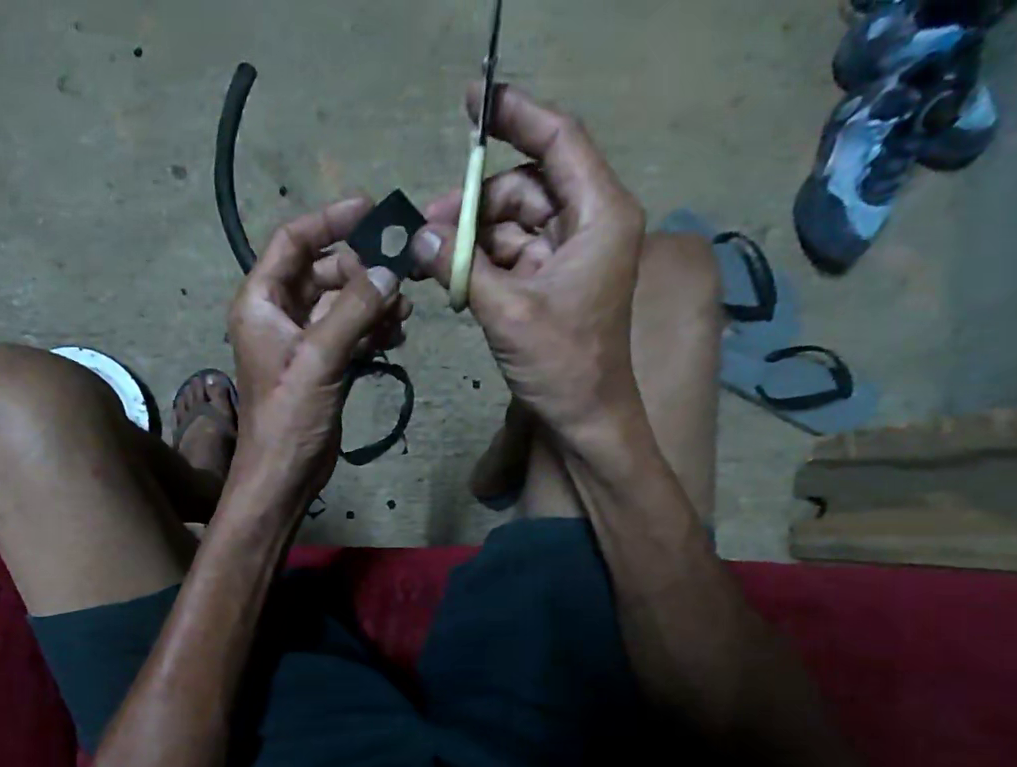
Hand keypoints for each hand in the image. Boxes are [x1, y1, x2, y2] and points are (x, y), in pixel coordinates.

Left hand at [225, 197, 407, 510]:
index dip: (329, 222)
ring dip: (373, 300)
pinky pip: (350, 329)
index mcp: (261, 302)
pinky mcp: (321, 362)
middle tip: (402, 275)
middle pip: (324, 270)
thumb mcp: (320, 357)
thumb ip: (355, 308)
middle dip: (363, 269)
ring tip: (403, 313)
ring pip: (342, 300)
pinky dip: (372, 327)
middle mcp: (277, 313)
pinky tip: (395, 335)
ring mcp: (301, 339)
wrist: (284, 475)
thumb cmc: (289, 417)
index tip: (372, 211)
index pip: (292, 242)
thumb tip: (392, 267)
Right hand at [411, 85, 648, 441]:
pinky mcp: (550, 280)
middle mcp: (589, 223)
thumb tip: (417, 236)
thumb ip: (460, 266)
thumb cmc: (561, 363)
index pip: (559, 141)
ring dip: (471, 234)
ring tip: (430, 256)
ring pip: (513, 220)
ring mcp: (569, 253)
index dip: (516, 115)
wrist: (583, 418)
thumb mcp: (506, 311)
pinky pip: (509, 252)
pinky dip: (479, 259)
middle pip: (527, 185)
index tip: (474, 98)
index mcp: (600, 215)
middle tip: (428, 222)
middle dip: (476, 199)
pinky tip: (449, 274)